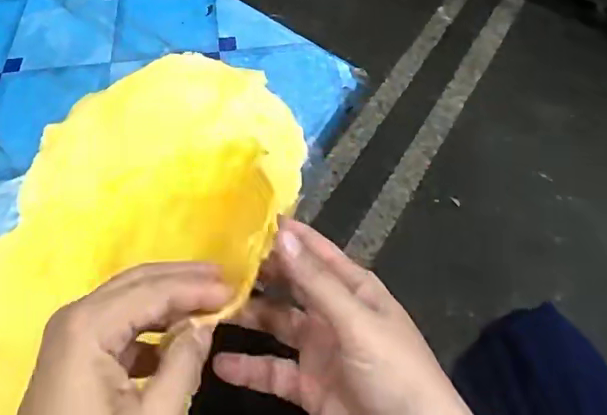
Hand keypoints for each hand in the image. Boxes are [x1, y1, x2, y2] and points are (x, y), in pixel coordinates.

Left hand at [19, 262, 227, 414]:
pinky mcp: (72, 356)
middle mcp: (75, 317)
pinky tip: (176, 334)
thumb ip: (183, 364)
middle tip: (226, 279)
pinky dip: (149, 324)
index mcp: (88, 326)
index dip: (196, 287)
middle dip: (183, 280)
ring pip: (128, 298)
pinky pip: (117, 323)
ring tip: (208, 301)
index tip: (235, 288)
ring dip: (169, 299)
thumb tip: (204, 324)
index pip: (153, 290)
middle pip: (138, 282)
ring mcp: (69, 335)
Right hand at [214, 220, 470, 414]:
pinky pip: (276, 371)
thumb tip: (283, 234)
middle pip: (292, 284)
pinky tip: (221, 362)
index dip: (288, 234)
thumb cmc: (394, 369)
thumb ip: (317, 282)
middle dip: (261, 272)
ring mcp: (321, 350)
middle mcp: (333, 311)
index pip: (315, 251)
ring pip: (278, 323)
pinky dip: (250, 368)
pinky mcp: (311, 388)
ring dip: (251, 315)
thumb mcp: (356, 322)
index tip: (250, 217)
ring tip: (212, 304)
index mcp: (352, 287)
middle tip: (219, 261)